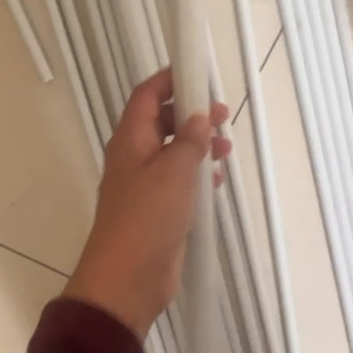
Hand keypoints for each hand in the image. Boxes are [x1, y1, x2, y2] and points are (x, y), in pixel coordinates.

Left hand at [64, 69, 231, 337]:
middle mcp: (134, 158)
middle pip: (161, 122)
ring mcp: (144, 186)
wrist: (126, 280)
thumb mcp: (174, 172)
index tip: (198, 72)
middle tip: (223, 115)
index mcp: (130, 141)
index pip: (146, 95)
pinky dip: (197, 176)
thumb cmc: (147, 219)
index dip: (170, 79)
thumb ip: (189, 141)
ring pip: (172, 153)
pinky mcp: (157, 212)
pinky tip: (216, 181)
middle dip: (191, 114)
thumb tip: (198, 118)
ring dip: (198, 146)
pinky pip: (178, 183)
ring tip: (226, 149)